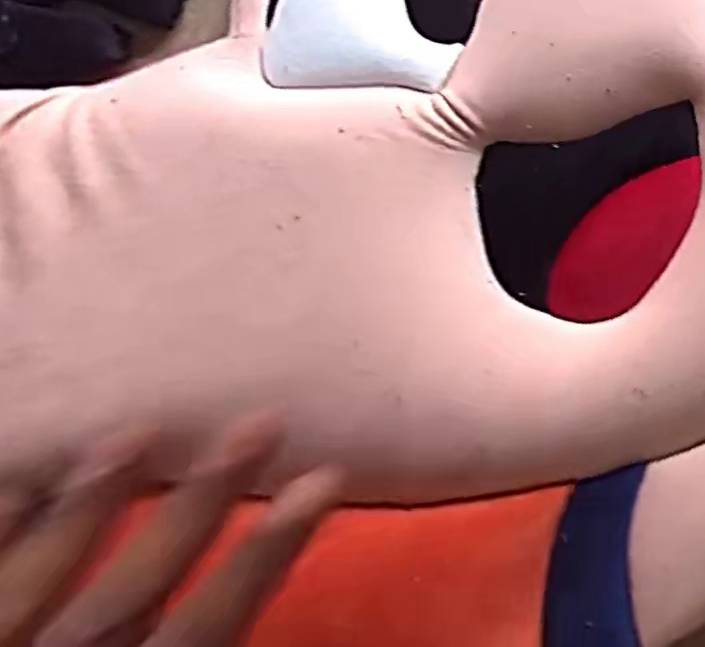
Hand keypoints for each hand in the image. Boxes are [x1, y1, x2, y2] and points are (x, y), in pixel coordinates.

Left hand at [0, 417, 341, 646]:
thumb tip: (268, 631)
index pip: (208, 627)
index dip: (268, 551)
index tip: (328, 476)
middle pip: (124, 598)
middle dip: (196, 505)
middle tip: (259, 422)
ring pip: (13, 594)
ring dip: (76, 513)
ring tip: (126, 435)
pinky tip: (6, 484)